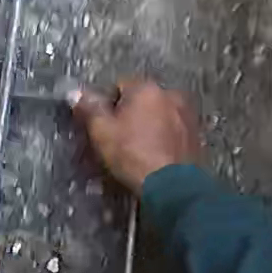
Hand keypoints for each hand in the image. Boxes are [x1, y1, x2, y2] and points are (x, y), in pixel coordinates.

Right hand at [69, 78, 199, 192]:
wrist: (173, 187)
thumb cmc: (133, 155)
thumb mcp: (102, 131)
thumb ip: (89, 108)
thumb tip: (75, 92)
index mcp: (146, 87)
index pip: (119, 85)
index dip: (107, 105)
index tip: (102, 126)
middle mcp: (171, 94)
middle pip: (141, 100)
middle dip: (129, 115)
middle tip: (119, 140)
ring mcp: (187, 114)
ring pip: (158, 114)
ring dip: (148, 125)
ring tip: (138, 150)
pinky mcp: (197, 134)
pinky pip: (172, 130)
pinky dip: (163, 138)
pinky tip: (156, 156)